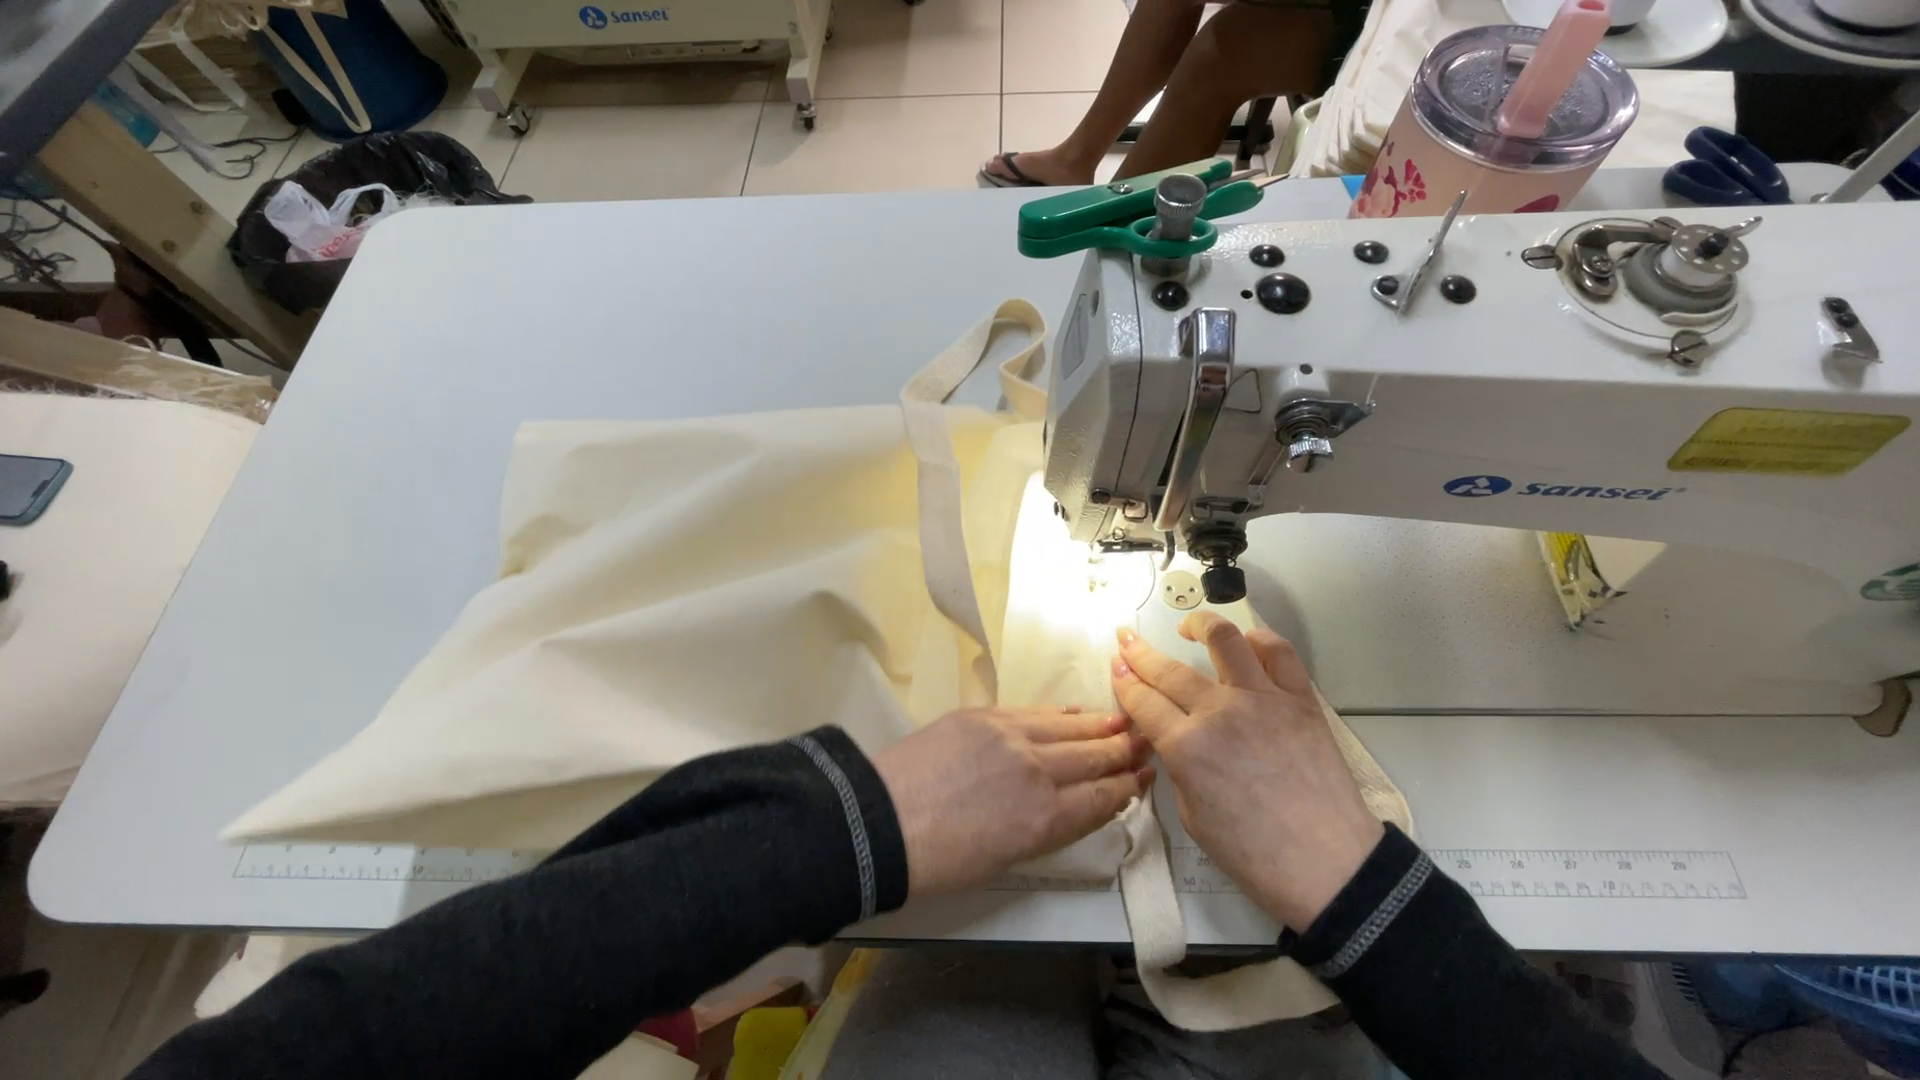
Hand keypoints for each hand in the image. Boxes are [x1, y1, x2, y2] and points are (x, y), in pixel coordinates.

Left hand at [873, 707, 1153, 897]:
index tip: (1145, 776)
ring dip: (1100, 725)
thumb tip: (1074, 804)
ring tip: (1122, 720)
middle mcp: (1038, 773)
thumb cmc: (940, 860)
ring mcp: (1011, 738)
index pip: (1104, 797)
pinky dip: (1061, 714)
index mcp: (1045, 820)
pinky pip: (1034, 712)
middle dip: (1124, 749)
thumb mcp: (1006, 858)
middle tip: (1146, 741)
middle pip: (1095, 756)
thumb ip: (1047, 827)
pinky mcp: (985, 716)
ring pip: (1069, 728)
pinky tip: (1075, 712)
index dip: (1129, 786)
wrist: (880, 824)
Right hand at [1112, 613, 1383, 929]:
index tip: (1116, 667)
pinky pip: (1279, 654)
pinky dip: (1260, 640)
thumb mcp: (1192, 815)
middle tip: (1128, 640)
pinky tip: (1247, 642)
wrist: (1328, 865)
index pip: (1142, 702)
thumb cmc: (1253, 854)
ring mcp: (1263, 700)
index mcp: (1186, 747)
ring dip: (1200, 625)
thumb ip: (1178, 768)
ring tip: (1189, 627)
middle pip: (1169, 671)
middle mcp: (1219, 713)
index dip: (1124, 682)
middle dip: (1140, 653)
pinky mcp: (1300, 700)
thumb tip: (1175, 740)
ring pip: (1225, 641)